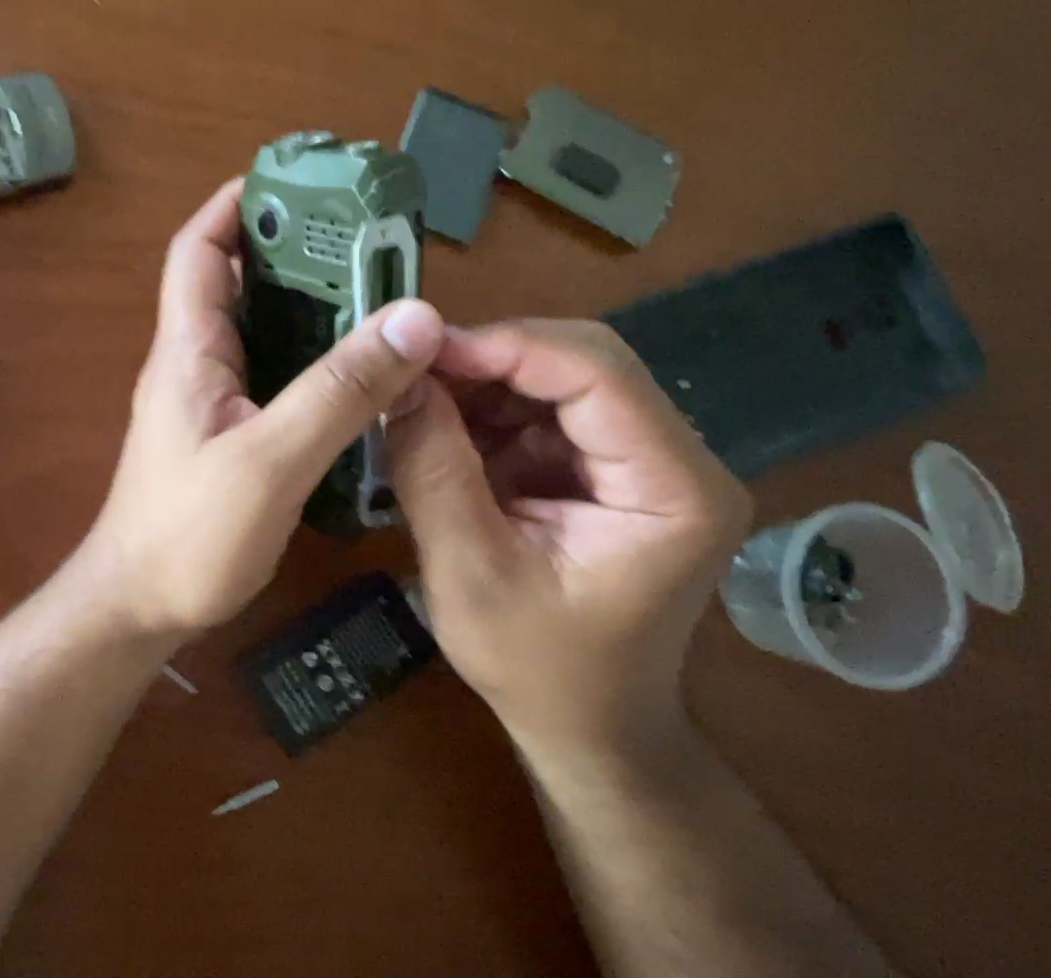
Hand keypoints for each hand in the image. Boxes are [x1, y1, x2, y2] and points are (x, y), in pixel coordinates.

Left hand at [81, 179, 444, 634]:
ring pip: (258, 332)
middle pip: (235, 282)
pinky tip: (360, 372)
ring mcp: (206, 403)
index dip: (236, 204)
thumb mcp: (271, 459)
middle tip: (370, 239)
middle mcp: (192, 365)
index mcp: (187, 351)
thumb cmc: (190, 534)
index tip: (299, 180)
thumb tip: (415, 313)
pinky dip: (310, 361)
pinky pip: (270, 378)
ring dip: (308, 307)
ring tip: (380, 294)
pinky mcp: (223, 438)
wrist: (139, 605)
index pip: (198, 250)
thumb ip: (340, 390)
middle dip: (292, 250)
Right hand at [390, 320, 752, 756]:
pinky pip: (544, 415)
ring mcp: (645, 463)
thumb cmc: (536, 667)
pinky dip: (486, 417)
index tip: (417, 352)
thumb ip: (432, 472)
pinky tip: (438, 436)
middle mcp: (678, 459)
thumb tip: (395, 381)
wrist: (587, 724)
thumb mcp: (468, 573)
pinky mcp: (609, 472)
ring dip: (480, 388)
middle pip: (584, 364)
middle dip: (488, 362)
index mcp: (673, 488)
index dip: (503, 347)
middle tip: (405, 376)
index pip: (597, 373)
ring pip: (559, 381)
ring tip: (410, 409)